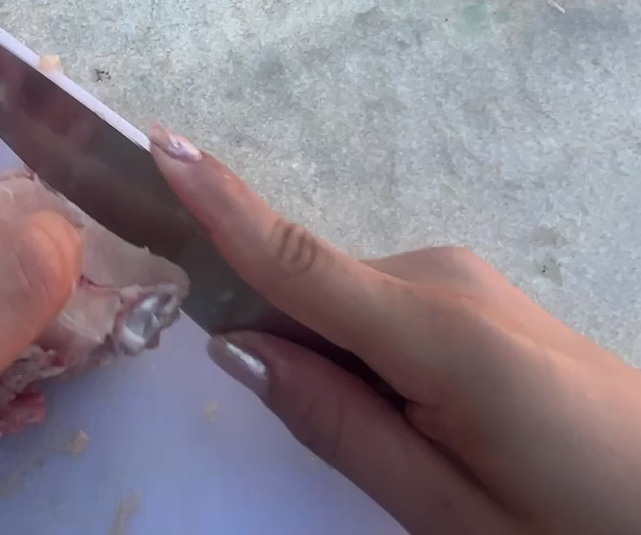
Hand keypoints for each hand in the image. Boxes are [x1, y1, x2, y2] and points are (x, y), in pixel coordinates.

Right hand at [145, 124, 640, 534]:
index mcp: (436, 334)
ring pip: (348, 306)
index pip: (295, 256)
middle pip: (312, 291)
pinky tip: (444, 427)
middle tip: (363, 453)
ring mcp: (465, 279)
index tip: (161, 144)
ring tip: (427, 458)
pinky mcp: (479, 294)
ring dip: (340, 362)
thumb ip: (337, 424)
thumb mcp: (454, 518)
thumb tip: (237, 347)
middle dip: (290, 347)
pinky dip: (372, 353)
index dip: (221, 201)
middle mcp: (441, 277)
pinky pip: (385, 309)